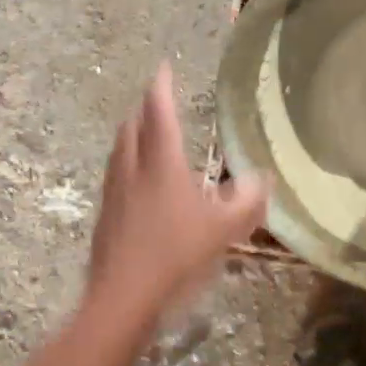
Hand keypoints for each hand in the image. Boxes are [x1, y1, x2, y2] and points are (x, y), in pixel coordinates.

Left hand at [87, 63, 267, 321]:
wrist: (122, 298)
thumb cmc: (176, 255)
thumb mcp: (225, 228)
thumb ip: (247, 201)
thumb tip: (261, 178)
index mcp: (162, 163)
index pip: (159, 113)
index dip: (161, 87)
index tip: (163, 67)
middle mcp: (133, 169)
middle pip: (133, 126)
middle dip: (145, 108)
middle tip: (158, 99)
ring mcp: (114, 192)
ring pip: (120, 150)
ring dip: (132, 134)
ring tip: (145, 133)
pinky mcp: (105, 215)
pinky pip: (115, 174)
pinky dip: (127, 163)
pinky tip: (137, 181)